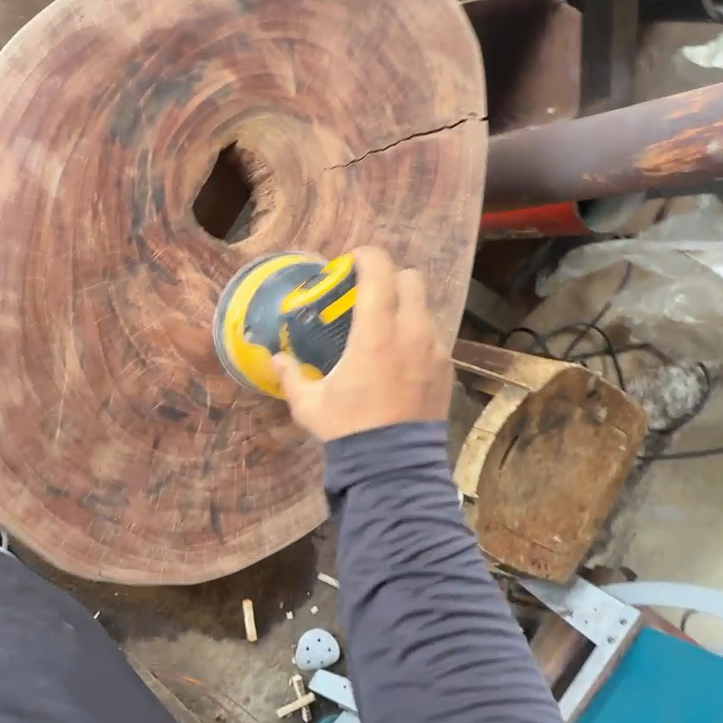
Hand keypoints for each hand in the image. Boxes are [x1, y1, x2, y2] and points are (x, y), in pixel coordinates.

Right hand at [274, 246, 450, 441]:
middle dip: (390, 278)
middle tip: (368, 292)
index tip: (352, 260)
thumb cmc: (347, 430)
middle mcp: (410, 333)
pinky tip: (397, 358)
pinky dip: (415, 335)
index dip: (367, 257)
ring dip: (404, 307)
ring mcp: (434, 350)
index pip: (379, 273)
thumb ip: (290, 376)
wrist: (392, 465)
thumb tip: (276, 358)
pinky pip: (432, 337)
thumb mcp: (309, 405)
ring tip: (383, 329)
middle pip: (411, 279)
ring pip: (424, 308)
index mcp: (375, 334)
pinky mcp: (445, 369)